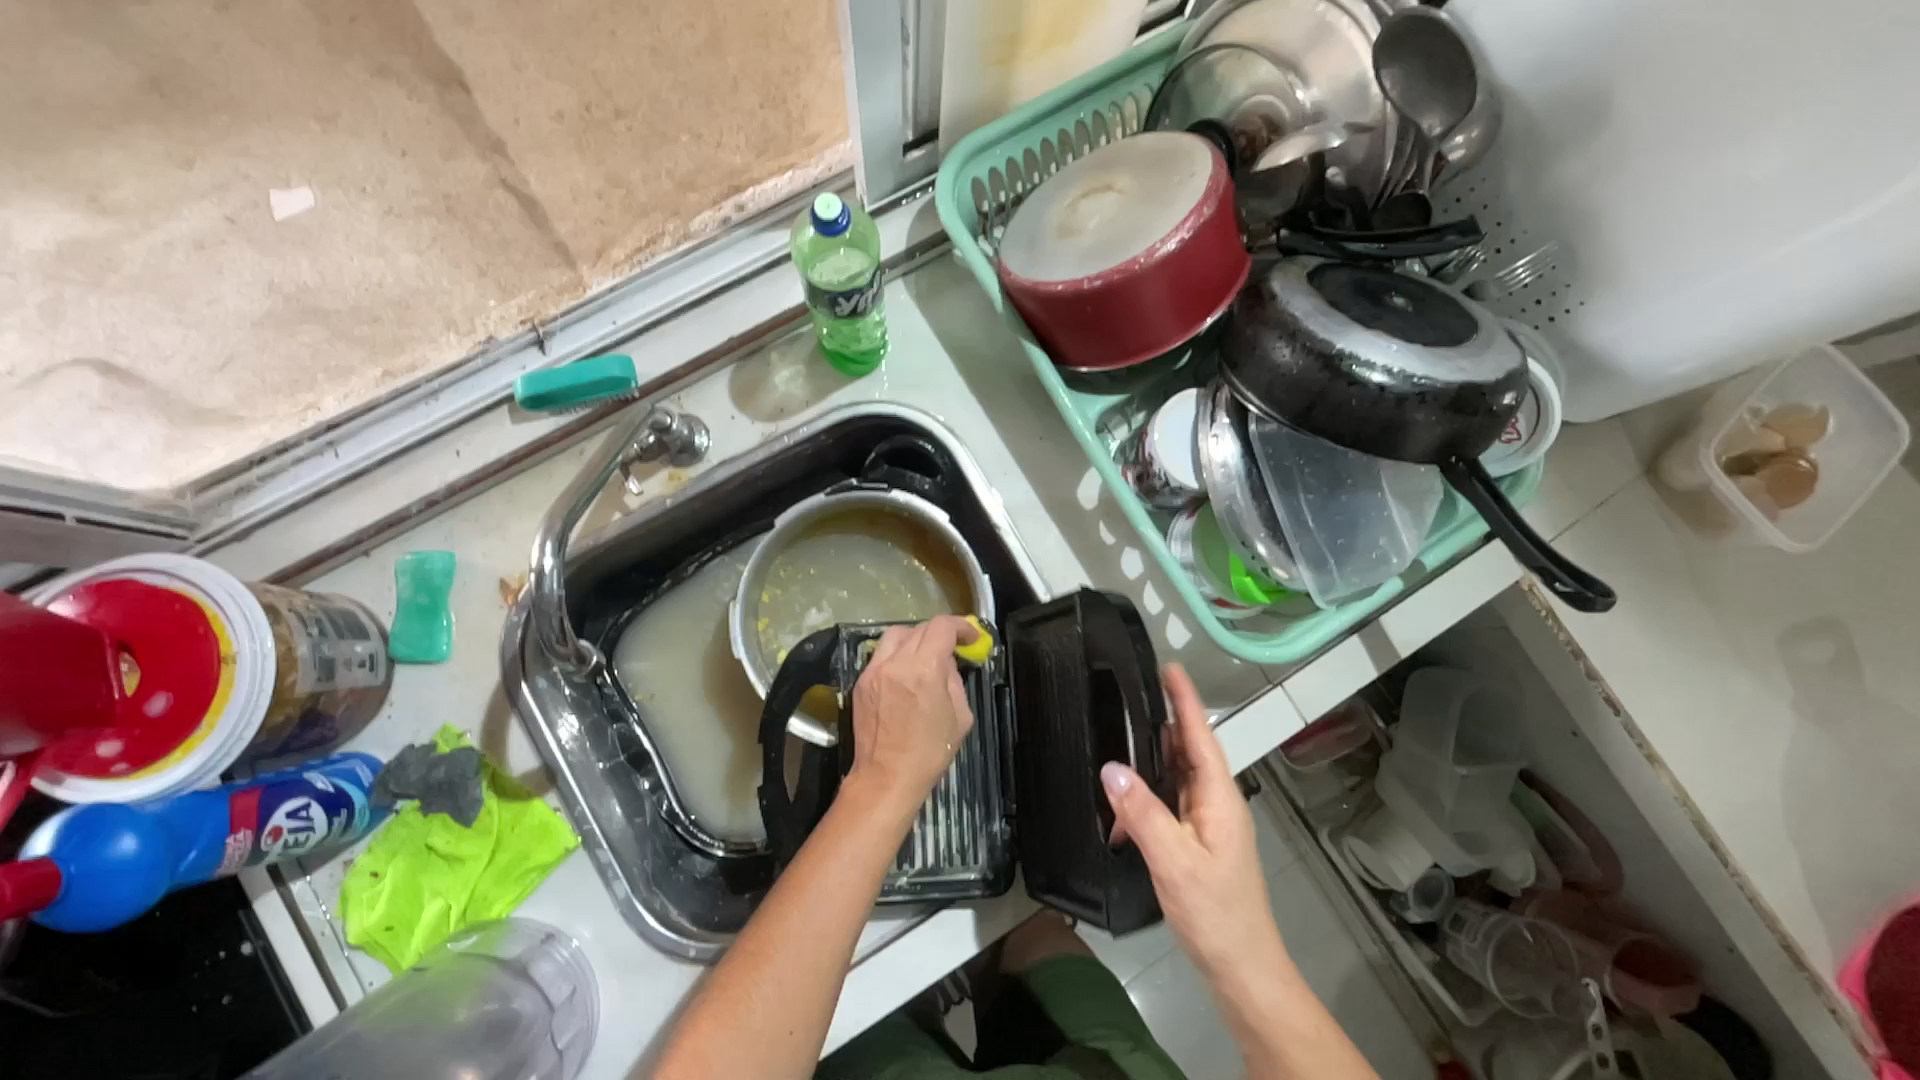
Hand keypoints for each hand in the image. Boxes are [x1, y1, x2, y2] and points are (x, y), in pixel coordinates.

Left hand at [847, 616, 979, 811]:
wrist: (886, 776)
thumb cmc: (929, 752)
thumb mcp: (960, 716)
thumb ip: (955, 681)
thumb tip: (947, 663)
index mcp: (925, 669)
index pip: (942, 627)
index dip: (960, 626)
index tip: (970, 637)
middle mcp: (896, 662)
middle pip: (920, 628)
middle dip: (939, 633)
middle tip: (951, 648)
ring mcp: (874, 670)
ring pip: (895, 635)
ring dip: (915, 638)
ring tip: (925, 656)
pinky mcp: (860, 682)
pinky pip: (880, 655)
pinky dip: (896, 655)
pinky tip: (904, 673)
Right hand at [1101, 663, 1281, 976]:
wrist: (1243, 968)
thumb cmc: (1215, 913)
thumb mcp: (1173, 861)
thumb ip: (1142, 812)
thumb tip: (1111, 768)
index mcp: (1219, 798)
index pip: (1199, 737)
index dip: (1184, 701)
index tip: (1170, 668)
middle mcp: (1217, 804)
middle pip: (1188, 753)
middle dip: (1158, 730)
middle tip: (1123, 707)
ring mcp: (1210, 826)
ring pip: (1176, 781)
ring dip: (1147, 771)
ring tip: (1114, 759)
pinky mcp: (1200, 846)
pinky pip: (1170, 808)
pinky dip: (1145, 804)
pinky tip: (1121, 817)